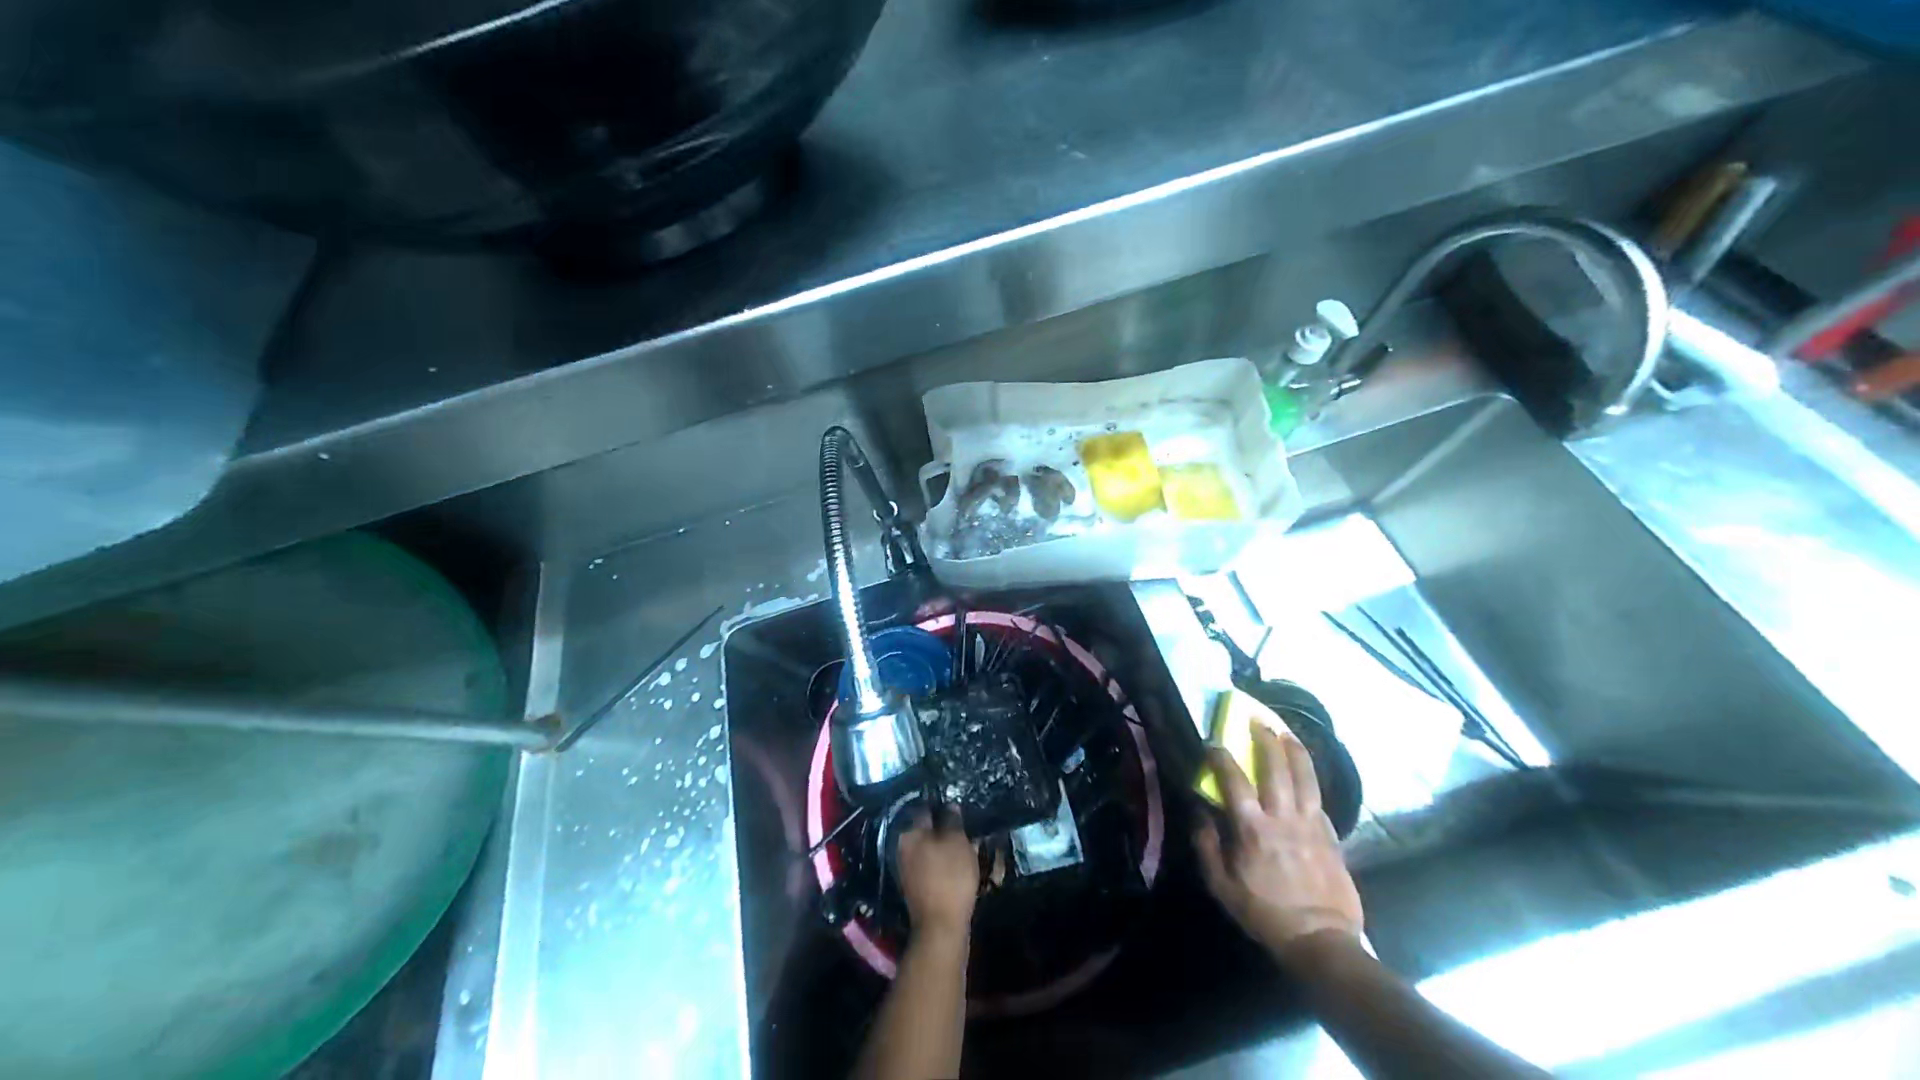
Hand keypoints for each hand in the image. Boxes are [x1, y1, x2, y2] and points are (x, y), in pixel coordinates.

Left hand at [895, 807, 978, 937]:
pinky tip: (960, 870)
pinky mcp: (916, 887)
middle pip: (928, 831)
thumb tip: (949, 805)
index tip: (960, 809)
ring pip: (931, 850)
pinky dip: (945, 866)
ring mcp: (908, 869)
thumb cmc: (950, 877)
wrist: (941, 926)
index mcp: (910, 833)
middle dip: (946, 831)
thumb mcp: (957, 842)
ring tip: (968, 851)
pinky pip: (932, 867)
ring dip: (947, 849)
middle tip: (967, 833)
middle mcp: (904, 848)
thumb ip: (952, 820)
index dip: (943, 807)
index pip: (926, 810)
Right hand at [1195, 724, 1363, 961]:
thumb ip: (1207, 845)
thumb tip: (1200, 813)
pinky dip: (1310, 781)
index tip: (1213, 743)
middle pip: (1276, 768)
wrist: (1321, 941)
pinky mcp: (1332, 835)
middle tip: (1257, 722)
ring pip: (1306, 777)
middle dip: (1265, 740)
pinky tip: (1305, 775)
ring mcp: (1312, 825)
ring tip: (1287, 733)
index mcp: (1253, 829)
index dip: (1221, 757)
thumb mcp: (1221, 885)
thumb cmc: (1264, 913)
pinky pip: (1319, 799)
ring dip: (1295, 751)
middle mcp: (1283, 818)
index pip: (1234, 780)